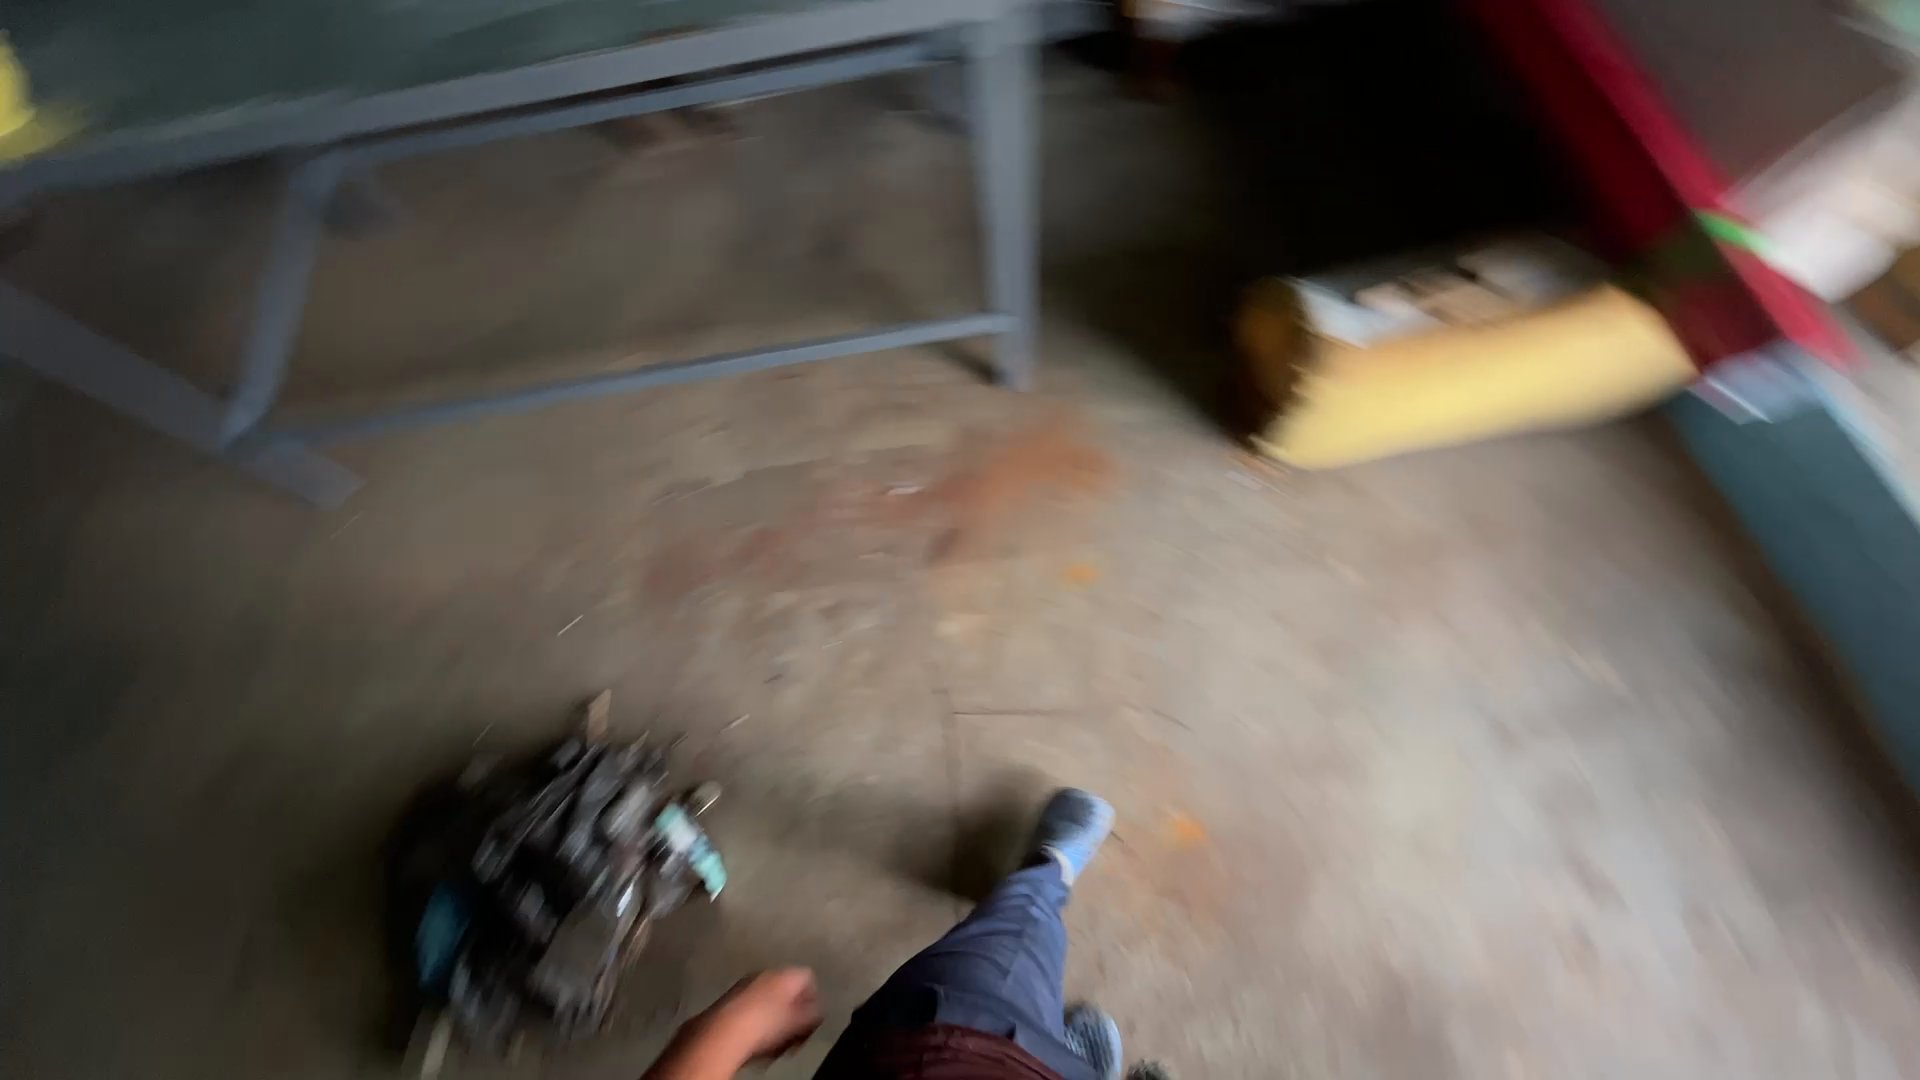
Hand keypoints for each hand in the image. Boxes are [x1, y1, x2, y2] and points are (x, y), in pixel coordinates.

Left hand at [695, 967, 823, 1062]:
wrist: (723, 1031)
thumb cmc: (764, 1024)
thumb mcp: (798, 1023)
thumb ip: (814, 1014)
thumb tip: (819, 1011)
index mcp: (786, 972)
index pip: (809, 977)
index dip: (812, 998)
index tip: (810, 1017)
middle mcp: (767, 971)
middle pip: (787, 987)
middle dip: (791, 1008)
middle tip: (793, 1030)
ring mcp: (747, 982)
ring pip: (768, 996)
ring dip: (774, 1014)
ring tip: (774, 1036)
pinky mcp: (730, 996)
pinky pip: (751, 1004)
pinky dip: (756, 1016)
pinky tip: (755, 1035)